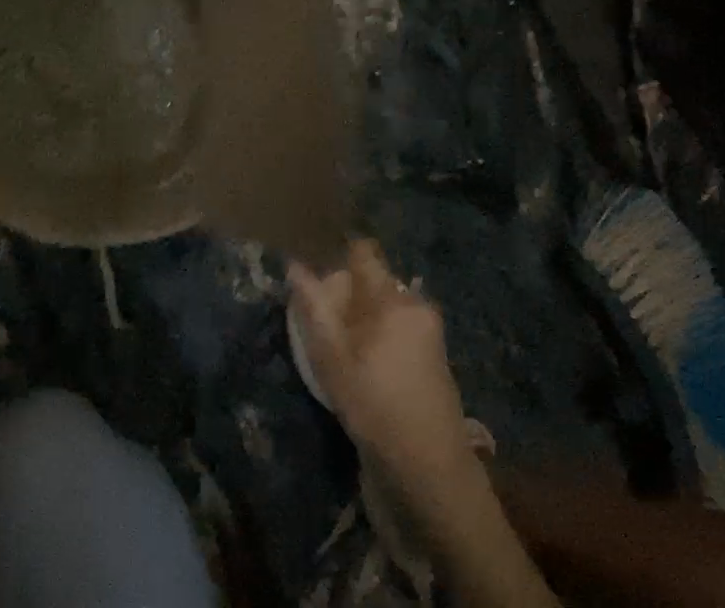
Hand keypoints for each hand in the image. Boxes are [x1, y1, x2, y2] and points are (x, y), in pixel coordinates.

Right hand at [289, 240, 470, 479]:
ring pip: (378, 310)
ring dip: (352, 319)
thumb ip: (313, 308)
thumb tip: (295, 265)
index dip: (333, 253)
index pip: (363, 253)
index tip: (305, 265)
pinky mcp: (427, 363)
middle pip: (370, 282)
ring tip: (324, 344)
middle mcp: (415, 309)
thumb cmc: (376, 406)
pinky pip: (390, 332)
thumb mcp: (332, 357)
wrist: (430, 472)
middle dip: (339, 292)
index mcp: (395, 300)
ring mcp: (426, 337)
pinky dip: (368, 339)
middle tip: (308, 317)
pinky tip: (350, 366)